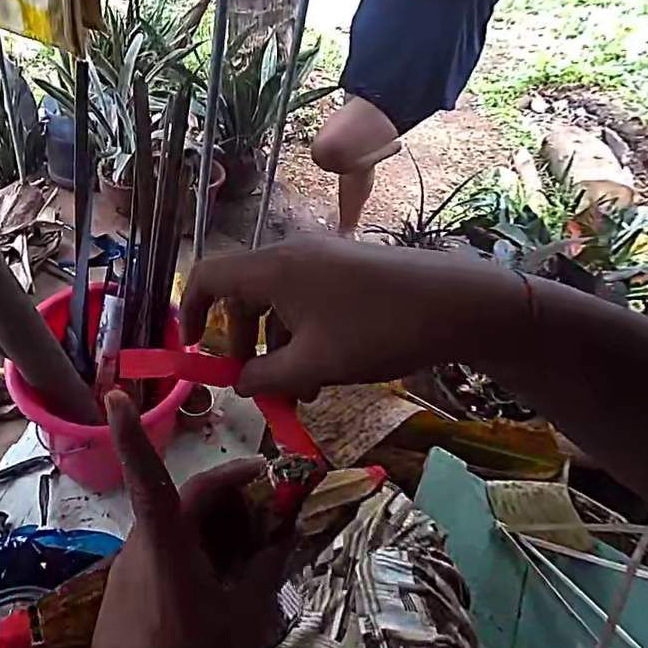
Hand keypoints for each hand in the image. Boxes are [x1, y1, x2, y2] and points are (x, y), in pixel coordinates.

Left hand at [70, 391, 290, 647]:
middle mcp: (139, 551)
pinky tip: (222, 592)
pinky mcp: (124, 599)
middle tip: (271, 517)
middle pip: (184, 502)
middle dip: (229, 500)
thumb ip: (264, 572)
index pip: (147, 476)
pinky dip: (195, 557)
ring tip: (253, 564)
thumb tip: (285, 534)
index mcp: (165, 548)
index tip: (116, 396)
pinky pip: (163, 557)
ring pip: (175, 531)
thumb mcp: (245, 627)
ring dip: (214, 533)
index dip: (131, 434)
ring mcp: (127, 576)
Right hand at [180, 235, 521, 398]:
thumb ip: (267, 377)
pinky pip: (302, 301)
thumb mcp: (316, 363)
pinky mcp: (340, 270)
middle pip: (242, 296)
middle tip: (256, 384)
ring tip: (301, 390)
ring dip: (277, 347)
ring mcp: (317, 260)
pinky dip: (301, 335)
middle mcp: (288, 256)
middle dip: (242, 343)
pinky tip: (323, 370)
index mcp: (273, 268)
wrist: (457, 302)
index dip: (190, 312)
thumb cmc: (378, 329)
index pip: (208, 275)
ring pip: (276, 304)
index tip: (194, 351)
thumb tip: (239, 384)